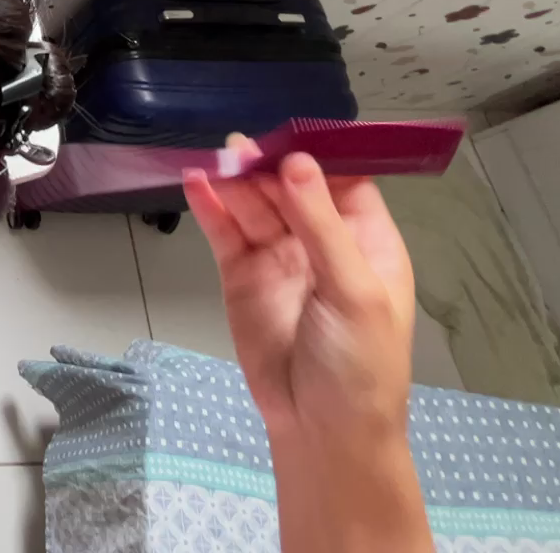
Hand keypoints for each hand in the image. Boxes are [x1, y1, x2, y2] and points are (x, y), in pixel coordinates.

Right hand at [182, 140, 415, 443]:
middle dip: (267, 165)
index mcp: (364, 242)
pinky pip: (224, 229)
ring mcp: (276, 254)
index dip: (318, 157)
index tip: (290, 133)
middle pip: (288, 187)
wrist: (317, 426)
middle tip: (239, 147)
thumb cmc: (360, 362)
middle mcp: (318, 240)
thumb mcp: (353, 292)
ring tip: (216, 158)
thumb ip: (321, 225)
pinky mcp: (239, 270)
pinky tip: (195, 182)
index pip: (343, 182)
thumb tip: (299, 162)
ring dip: (235, 180)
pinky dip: (208, 205)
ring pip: (252, 203)